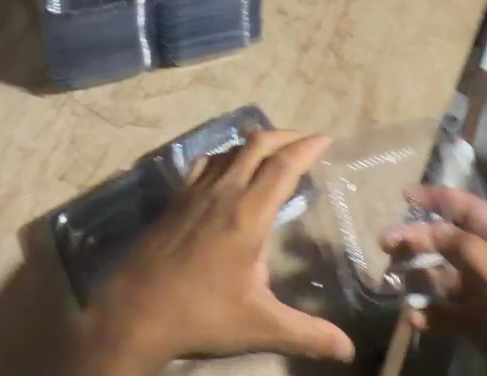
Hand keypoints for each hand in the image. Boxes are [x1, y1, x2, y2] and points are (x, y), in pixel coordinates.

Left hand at [66, 131, 355, 375]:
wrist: (137, 310)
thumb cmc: (202, 314)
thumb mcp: (260, 326)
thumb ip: (308, 334)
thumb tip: (349, 350)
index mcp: (248, 214)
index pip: (282, 167)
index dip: (306, 148)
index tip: (325, 139)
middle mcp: (224, 192)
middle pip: (257, 145)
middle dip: (285, 136)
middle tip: (306, 140)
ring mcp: (196, 192)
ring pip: (231, 150)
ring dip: (256, 143)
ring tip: (273, 151)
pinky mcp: (176, 199)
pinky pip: (206, 163)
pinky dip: (226, 156)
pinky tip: (227, 168)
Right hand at [383, 186, 486, 375]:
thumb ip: (473, 255)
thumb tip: (433, 227)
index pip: (472, 211)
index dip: (441, 199)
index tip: (405, 195)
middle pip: (451, 243)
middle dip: (418, 239)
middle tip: (385, 243)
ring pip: (444, 279)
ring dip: (418, 278)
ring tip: (393, 282)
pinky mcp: (482, 333)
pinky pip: (448, 316)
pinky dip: (429, 315)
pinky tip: (413, 320)